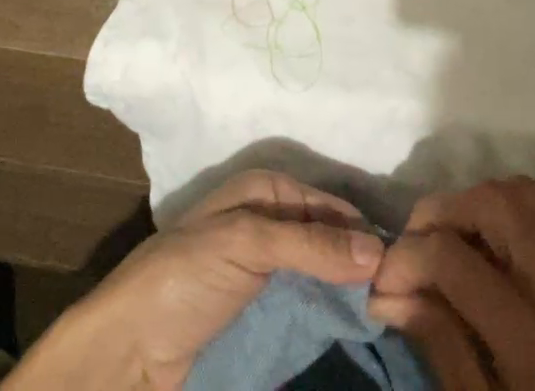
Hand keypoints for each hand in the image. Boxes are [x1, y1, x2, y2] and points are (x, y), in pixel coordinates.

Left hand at [7, 171, 386, 390]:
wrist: (130, 345)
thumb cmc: (182, 278)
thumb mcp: (244, 245)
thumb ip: (309, 244)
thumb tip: (379, 250)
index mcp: (261, 190)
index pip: (328, 203)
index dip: (362, 228)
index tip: (405, 260)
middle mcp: (267, 219)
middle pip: (327, 233)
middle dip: (359, 256)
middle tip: (403, 289)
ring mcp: (264, 264)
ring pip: (321, 266)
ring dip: (348, 284)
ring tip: (389, 308)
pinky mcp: (260, 303)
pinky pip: (306, 296)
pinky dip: (330, 305)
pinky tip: (355, 321)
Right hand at [369, 177, 534, 390]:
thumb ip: (439, 345)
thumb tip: (387, 292)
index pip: (453, 257)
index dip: (404, 259)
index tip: (383, 285)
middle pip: (495, 201)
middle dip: (440, 212)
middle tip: (414, 251)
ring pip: (521, 192)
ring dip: (471, 206)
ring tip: (446, 247)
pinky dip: (499, 216)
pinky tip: (481, 255)